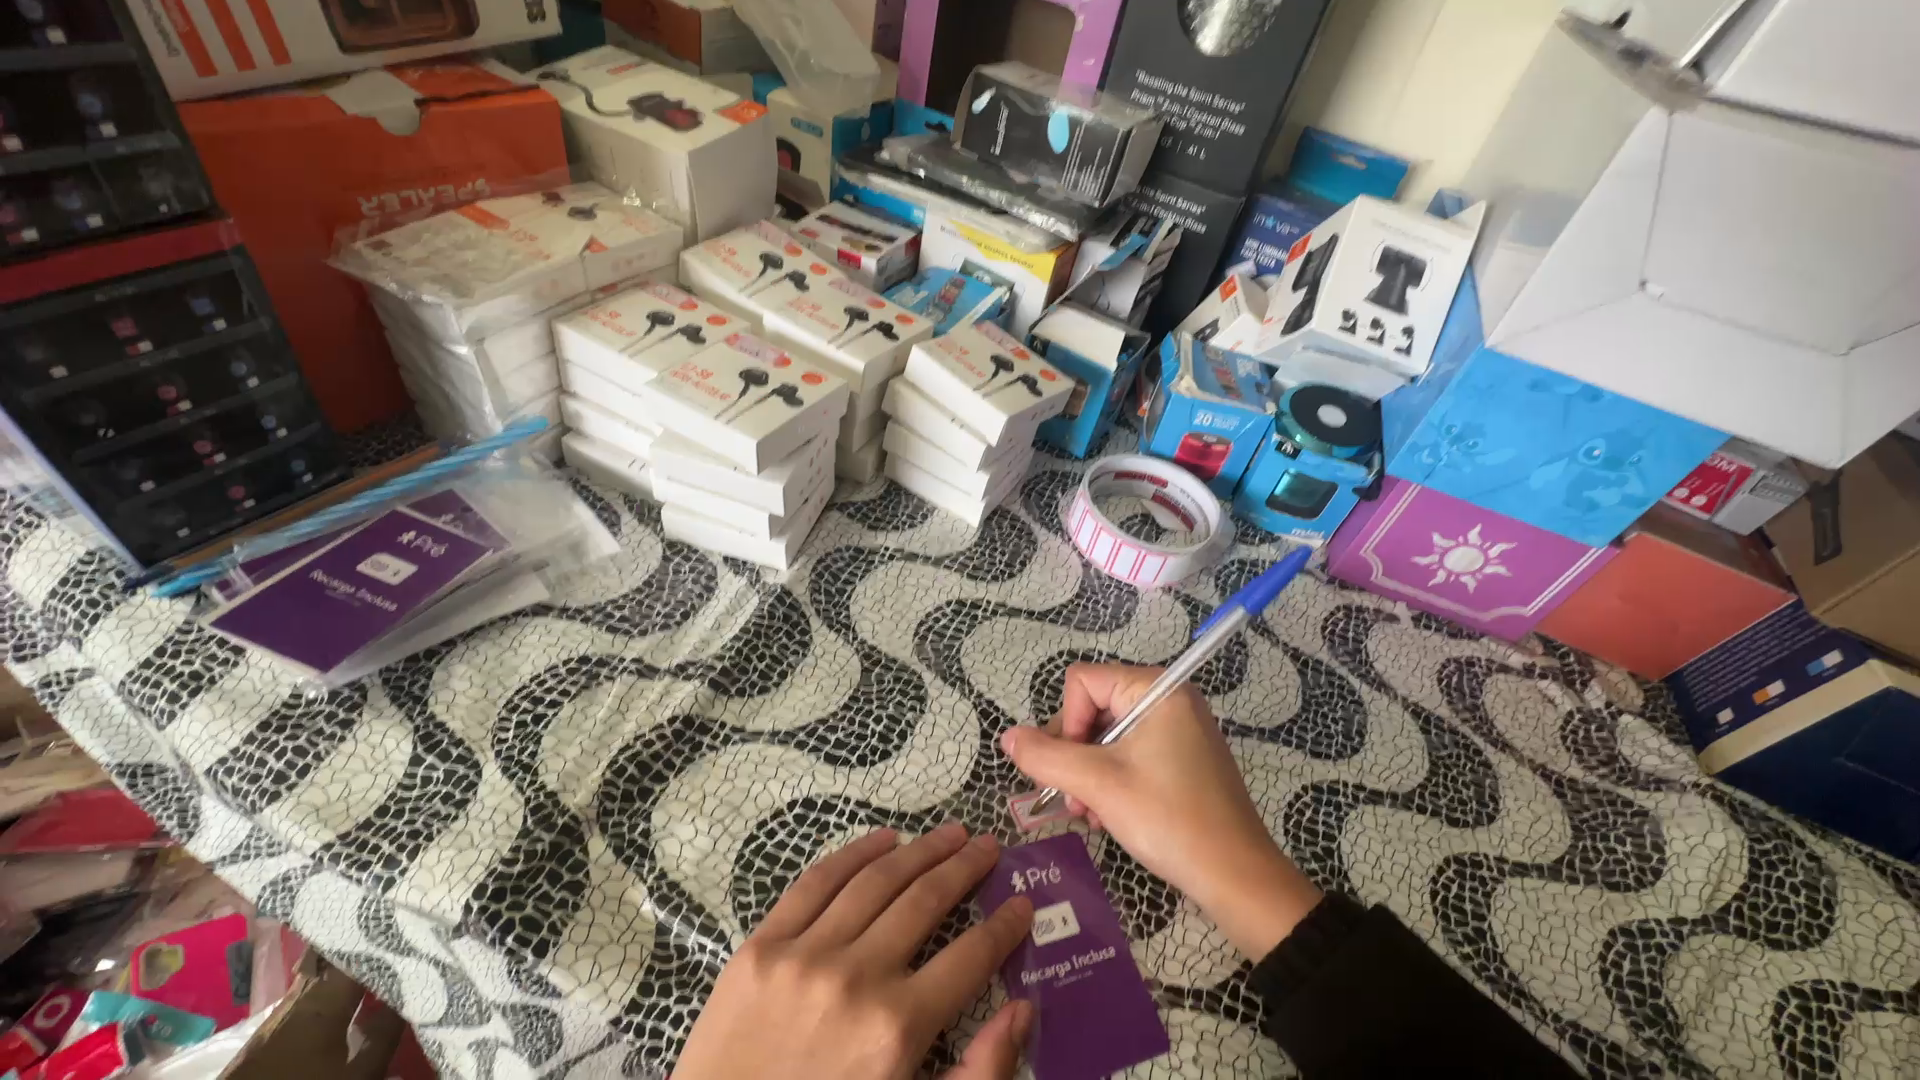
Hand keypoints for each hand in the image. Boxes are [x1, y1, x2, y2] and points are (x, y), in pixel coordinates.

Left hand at [675, 824, 1035, 1079]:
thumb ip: (978, 1073)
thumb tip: (1023, 1008)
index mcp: (898, 1028)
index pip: (971, 957)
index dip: (1004, 927)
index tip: (1022, 903)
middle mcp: (857, 977)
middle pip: (926, 901)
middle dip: (966, 868)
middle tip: (989, 846)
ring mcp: (803, 955)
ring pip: (876, 881)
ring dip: (921, 849)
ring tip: (951, 832)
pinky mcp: (760, 947)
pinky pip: (815, 883)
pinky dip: (854, 853)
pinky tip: (883, 839)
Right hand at [1000, 663, 1322, 958]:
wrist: (1237, 877)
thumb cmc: (1168, 819)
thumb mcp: (1097, 785)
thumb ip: (1045, 756)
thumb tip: (1007, 738)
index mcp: (1156, 689)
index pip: (1082, 682)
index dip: (1065, 722)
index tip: (1071, 768)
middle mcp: (1169, 698)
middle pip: (1093, 708)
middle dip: (1074, 754)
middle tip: (1072, 800)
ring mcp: (1179, 729)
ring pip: (1108, 737)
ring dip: (1088, 774)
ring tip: (1089, 815)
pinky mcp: (1183, 758)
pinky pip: (1131, 754)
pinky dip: (1111, 781)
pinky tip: (1107, 816)